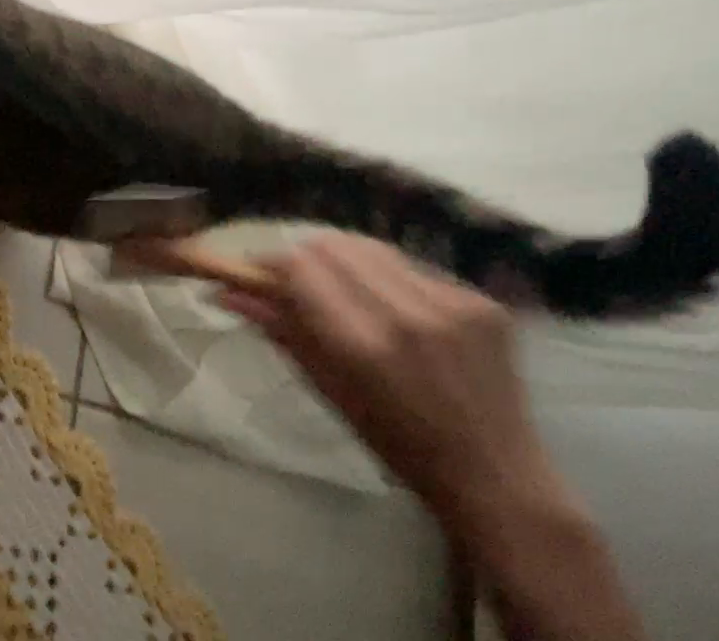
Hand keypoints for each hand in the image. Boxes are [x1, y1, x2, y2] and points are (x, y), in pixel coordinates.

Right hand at [149, 233, 554, 512]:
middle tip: (296, 284)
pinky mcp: (482, 301)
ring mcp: (453, 302)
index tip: (255, 274)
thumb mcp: (327, 388)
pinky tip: (391, 307)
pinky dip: (387, 278)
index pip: (301, 267)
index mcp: (364, 344)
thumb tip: (225, 293)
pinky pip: (413, 267)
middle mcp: (409, 313)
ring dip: (345, 262)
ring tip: (342, 291)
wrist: (493, 471)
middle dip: (305, 259)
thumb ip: (280, 330)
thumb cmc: (395, 441)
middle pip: (334, 246)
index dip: (270, 263)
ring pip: (373, 248)